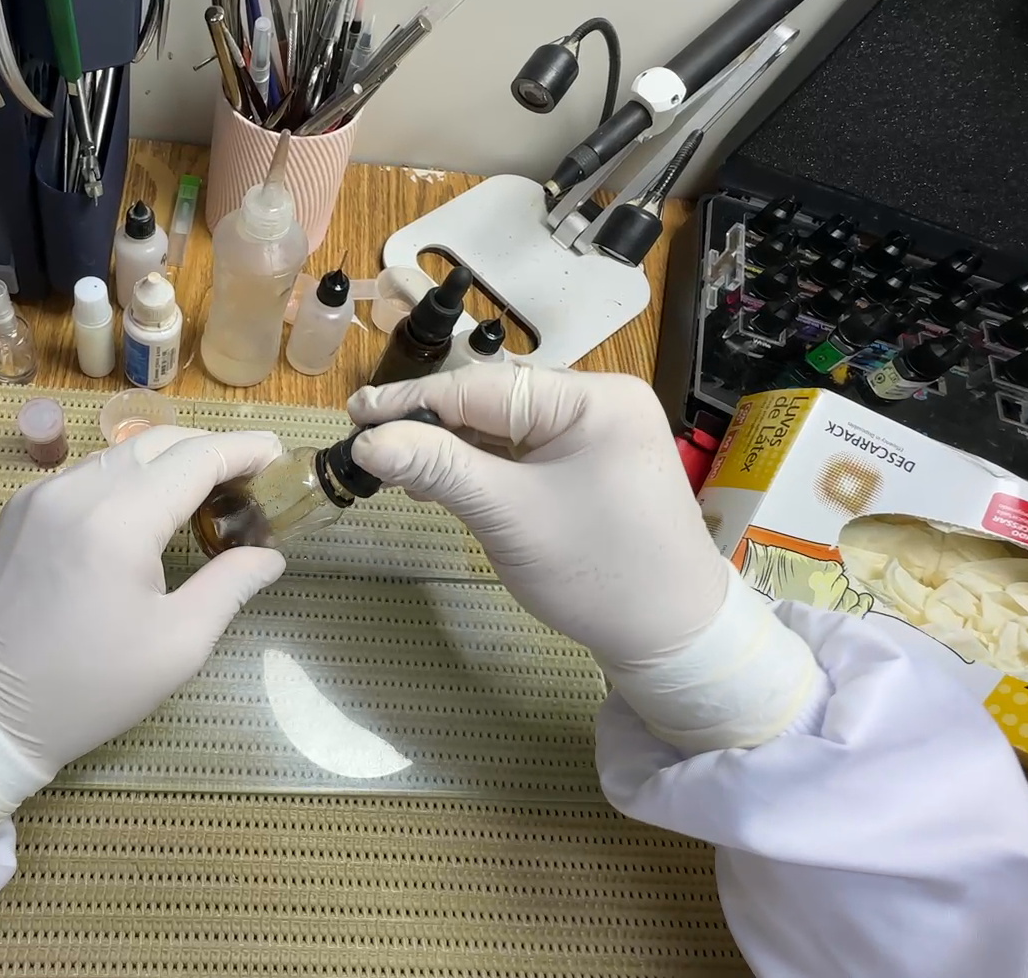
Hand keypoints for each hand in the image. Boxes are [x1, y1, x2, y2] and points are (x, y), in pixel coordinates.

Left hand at [0, 426, 286, 837]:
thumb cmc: (89, 688)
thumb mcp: (178, 646)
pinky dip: (129, 476)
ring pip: (122, 452)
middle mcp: (77, 490)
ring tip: (203, 492)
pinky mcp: (22, 506)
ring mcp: (42, 493)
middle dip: (210, 450)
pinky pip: (89, 472)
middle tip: (248, 478)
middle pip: (160, 441)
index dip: (243, 449)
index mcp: (118, 522)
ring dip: (169, 461)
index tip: (278, 454)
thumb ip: (231, 586)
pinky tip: (146, 507)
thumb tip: (269, 555)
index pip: (195, 459)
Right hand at [349, 365, 825, 752]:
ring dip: (446, 446)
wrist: (671, 639)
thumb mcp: (510, 516)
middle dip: (428, 424)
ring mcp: (590, 432)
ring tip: (394, 464)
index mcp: (592, 399)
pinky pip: (514, 451)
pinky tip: (438, 479)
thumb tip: (366, 442)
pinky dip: (473, 465)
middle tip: (368, 439)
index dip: (413, 401)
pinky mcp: (581, 462)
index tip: (355, 413)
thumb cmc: (596, 573)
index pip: (482, 388)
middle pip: (489, 402)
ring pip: (497, 427)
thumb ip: (438, 468)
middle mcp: (594, 401)